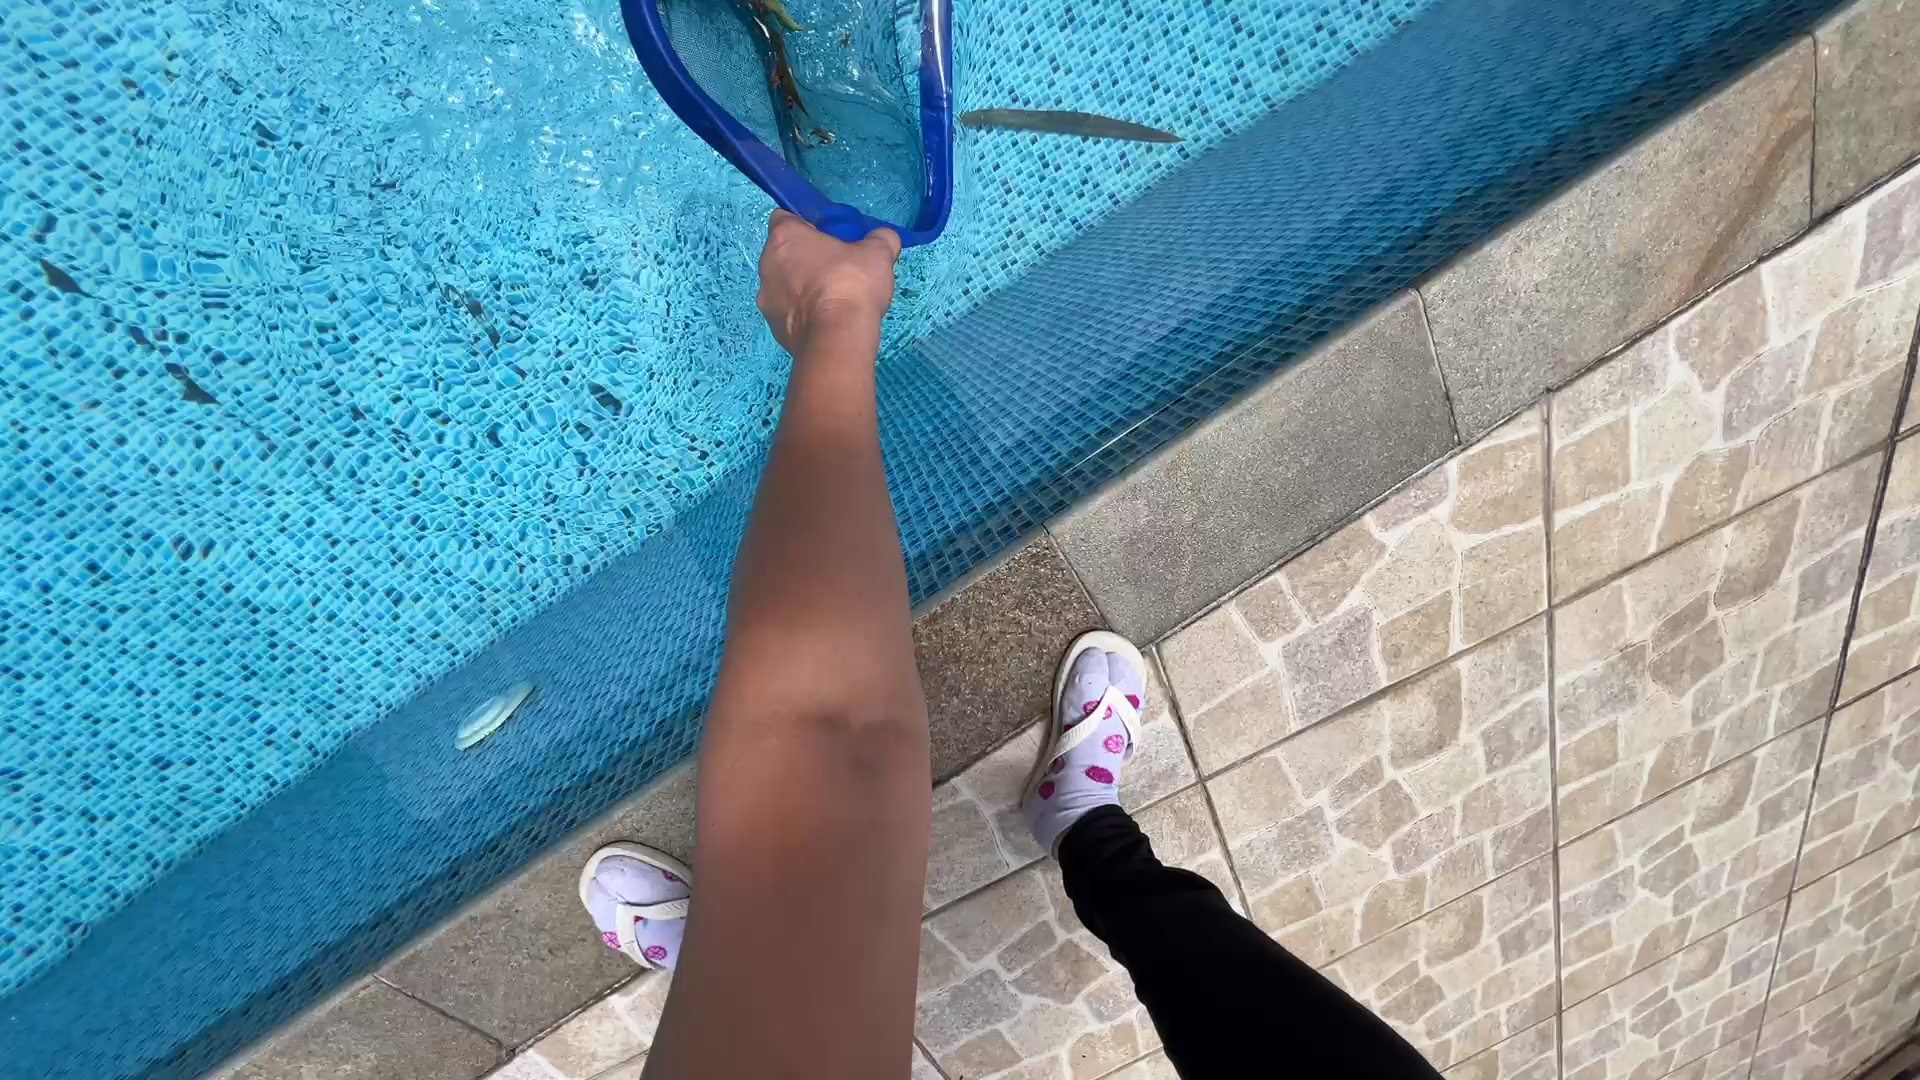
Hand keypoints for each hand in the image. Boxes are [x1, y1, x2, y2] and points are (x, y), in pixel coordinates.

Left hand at [755, 210, 899, 355]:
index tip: (827, 237)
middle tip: (834, 269)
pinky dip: (803, 316)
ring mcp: (766, 299)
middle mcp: (766, 264)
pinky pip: (788, 315)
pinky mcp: (774, 328)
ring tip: (832, 301)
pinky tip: (826, 322)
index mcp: (784, 236)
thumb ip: (880, 239)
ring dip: (801, 290)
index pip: (785, 217)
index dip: (806, 225)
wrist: (838, 339)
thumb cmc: (851, 284)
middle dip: (805, 259)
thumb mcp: (877, 253)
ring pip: (783, 287)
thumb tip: (885, 238)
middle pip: (783, 254)